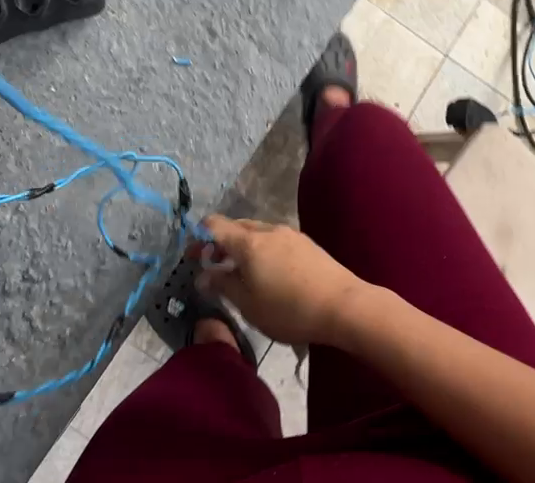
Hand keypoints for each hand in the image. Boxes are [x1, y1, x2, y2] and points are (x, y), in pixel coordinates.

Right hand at [193, 214, 373, 346]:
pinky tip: (265, 272)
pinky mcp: (306, 243)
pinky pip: (274, 240)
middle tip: (211, 267)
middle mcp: (268, 230)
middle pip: (236, 227)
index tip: (191, 256)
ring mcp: (290, 234)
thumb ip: (223, 285)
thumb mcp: (248, 304)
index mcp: (249, 242)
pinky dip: (260, 250)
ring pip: (256, 233)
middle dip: (220, 243)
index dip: (198, 237)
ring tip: (238, 273)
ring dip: (241, 247)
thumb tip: (202, 274)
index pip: (215, 225)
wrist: (342, 305)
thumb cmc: (288, 309)